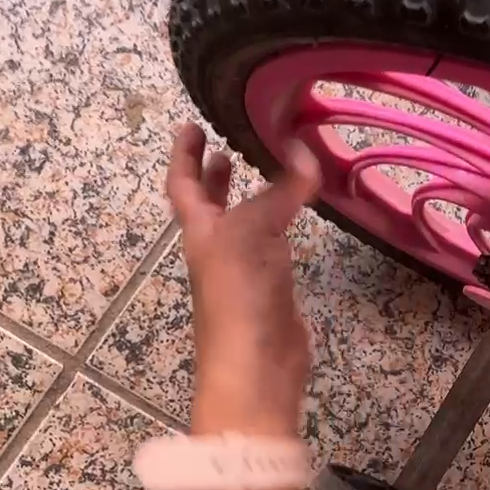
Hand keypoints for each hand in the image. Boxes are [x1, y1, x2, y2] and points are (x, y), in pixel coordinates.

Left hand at [164, 123, 321, 437]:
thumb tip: (306, 151)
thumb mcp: (253, 232)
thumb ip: (280, 192)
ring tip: (271, 177)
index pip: (182, 184)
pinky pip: (274, 249)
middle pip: (210, 207)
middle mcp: (218, 249)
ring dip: (252, 201)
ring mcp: (246, 272)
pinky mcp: (274, 291)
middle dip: (216, 177)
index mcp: (200, 232)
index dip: (184, 154)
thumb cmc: (240, 295)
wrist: (257, 365)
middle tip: (228, 149)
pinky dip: (282, 229)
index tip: (191, 125)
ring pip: (245, 227)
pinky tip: (297, 222)